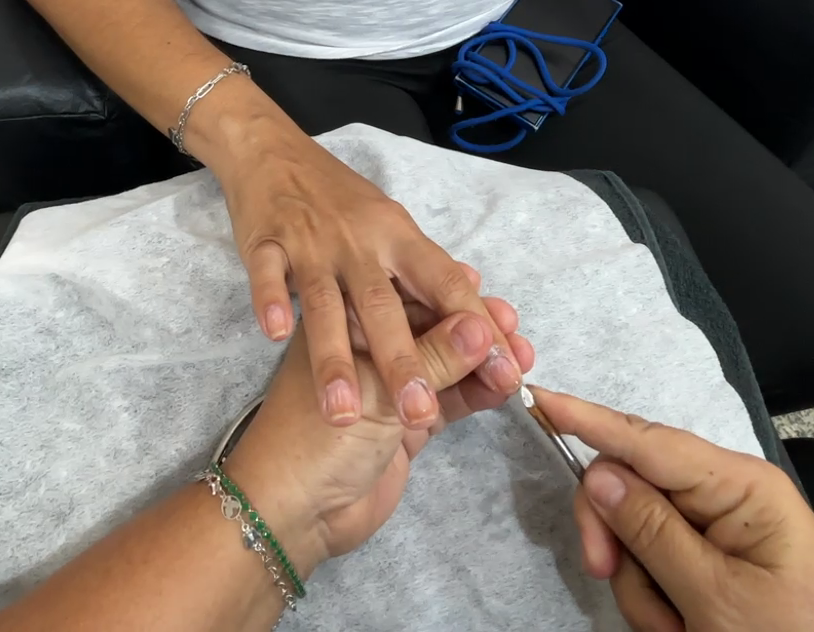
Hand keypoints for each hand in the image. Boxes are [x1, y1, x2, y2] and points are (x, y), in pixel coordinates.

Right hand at [206, 107, 522, 427]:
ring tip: (343, 410)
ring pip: (325, 303)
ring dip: (334, 357)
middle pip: (383, 305)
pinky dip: (272, 300)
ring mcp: (310, 242)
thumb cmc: (338, 196)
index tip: (507, 371)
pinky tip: (276, 333)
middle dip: (404, 360)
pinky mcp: (265, 241)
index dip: (477, 326)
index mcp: (398, 236)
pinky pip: (269, 274)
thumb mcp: (389, 224)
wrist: (273, 152)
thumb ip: (425, 270)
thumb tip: (478, 315)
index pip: (445, 283)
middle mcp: (359, 241)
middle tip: (420, 411)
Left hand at [224, 297, 534, 570]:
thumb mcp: (379, 391)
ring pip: (444, 364)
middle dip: (473, 328)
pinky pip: (447, 400)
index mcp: (349, 321)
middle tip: (514, 328)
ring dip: (481, 361)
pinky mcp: (405, 423)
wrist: (292, 514)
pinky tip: (505, 388)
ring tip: (522, 358)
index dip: (451, 300)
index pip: (407, 298)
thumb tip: (482, 327)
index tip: (491, 302)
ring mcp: (390, 385)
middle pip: (430, 328)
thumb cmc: (316, 436)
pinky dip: (475, 394)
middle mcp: (370, 346)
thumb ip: (432, 359)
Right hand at [533, 388, 813, 631]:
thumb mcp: (720, 600)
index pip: (645, 439)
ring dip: (642, 586)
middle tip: (602, 573)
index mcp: (739, 486)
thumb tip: (597, 472)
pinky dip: (658, 602)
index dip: (587, 417)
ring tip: (680, 631)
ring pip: (636, 533)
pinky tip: (686, 631)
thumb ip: (652, 531)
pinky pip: (656, 565)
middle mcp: (726, 496)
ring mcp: (719, 532)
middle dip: (615, 534)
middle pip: (632, 485)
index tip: (536, 396)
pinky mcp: (714, 566)